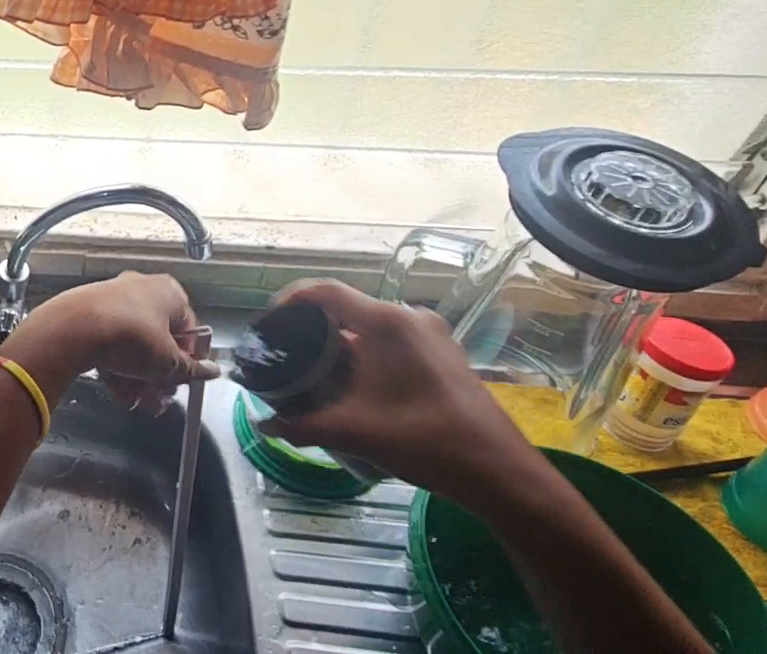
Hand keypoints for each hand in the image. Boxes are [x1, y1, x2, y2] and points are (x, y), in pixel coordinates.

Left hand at [0, 272, 219, 414]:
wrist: (75, 328)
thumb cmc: (131, 336)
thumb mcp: (169, 362)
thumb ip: (193, 370)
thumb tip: (212, 372)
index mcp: (169, 292)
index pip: (190, 330)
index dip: (188, 360)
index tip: (182, 382)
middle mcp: (143, 289)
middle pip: (160, 340)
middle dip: (160, 376)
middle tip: (158, 399)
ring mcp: (115, 300)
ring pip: (135, 346)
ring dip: (139, 379)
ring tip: (137, 402)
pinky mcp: (92, 313)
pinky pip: (112, 344)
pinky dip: (117, 368)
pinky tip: (118, 394)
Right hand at [259, 279, 549, 502]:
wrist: (501, 475)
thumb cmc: (425, 441)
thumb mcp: (354, 432)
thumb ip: (302, 424)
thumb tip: (265, 425)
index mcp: (385, 323)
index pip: (325, 291)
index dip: (290, 299)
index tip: (269, 322)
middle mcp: (408, 318)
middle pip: (346, 307)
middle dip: (311, 326)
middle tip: (286, 350)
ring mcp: (431, 335)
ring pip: (369, 326)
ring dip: (339, 342)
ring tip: (313, 368)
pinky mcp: (444, 354)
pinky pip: (391, 340)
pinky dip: (365, 352)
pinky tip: (353, 382)